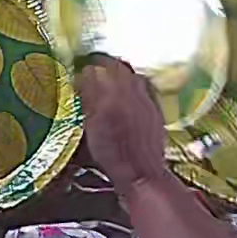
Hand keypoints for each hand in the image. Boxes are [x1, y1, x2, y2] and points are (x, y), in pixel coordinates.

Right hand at [78, 56, 170, 193]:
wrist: (142, 174)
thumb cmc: (114, 157)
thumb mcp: (92, 130)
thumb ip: (89, 102)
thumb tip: (83, 81)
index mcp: (109, 99)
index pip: (95, 72)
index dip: (87, 69)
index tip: (81, 70)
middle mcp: (129, 95)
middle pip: (117, 67)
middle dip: (105, 63)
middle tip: (96, 65)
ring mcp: (145, 100)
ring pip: (132, 74)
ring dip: (121, 71)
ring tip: (112, 74)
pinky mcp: (155, 108)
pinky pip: (144, 86)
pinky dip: (135, 83)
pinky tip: (130, 89)